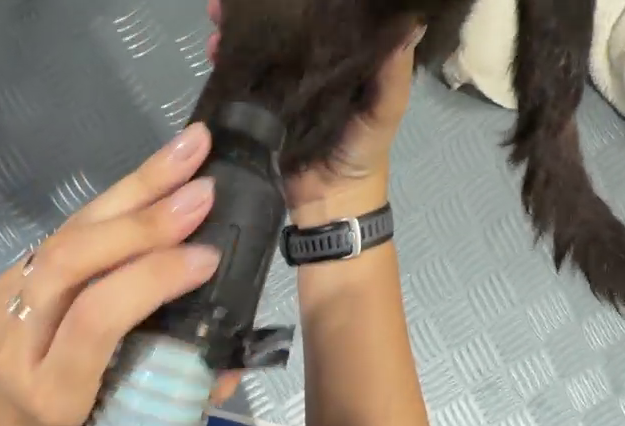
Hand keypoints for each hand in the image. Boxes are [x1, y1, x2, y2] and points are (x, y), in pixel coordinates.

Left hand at [0, 123, 224, 425]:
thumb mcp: (127, 424)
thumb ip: (176, 392)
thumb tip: (232, 360)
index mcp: (52, 390)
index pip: (95, 319)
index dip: (150, 280)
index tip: (207, 260)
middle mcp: (19, 342)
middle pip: (71, 263)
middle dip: (142, 223)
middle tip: (204, 192)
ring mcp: (5, 304)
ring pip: (66, 233)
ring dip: (134, 189)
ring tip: (190, 150)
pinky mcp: (5, 278)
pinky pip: (66, 229)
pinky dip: (117, 201)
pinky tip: (158, 174)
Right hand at [206, 0, 422, 226]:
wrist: (329, 206)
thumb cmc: (364, 155)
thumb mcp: (387, 109)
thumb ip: (395, 70)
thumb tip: (411, 18)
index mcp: (340, 62)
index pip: (322, 20)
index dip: (302, 1)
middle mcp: (308, 72)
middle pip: (282, 34)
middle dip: (258, 15)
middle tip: (229, 2)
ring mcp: (279, 95)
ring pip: (257, 56)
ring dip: (236, 38)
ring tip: (216, 21)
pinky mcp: (258, 119)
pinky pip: (242, 90)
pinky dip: (227, 72)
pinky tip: (213, 53)